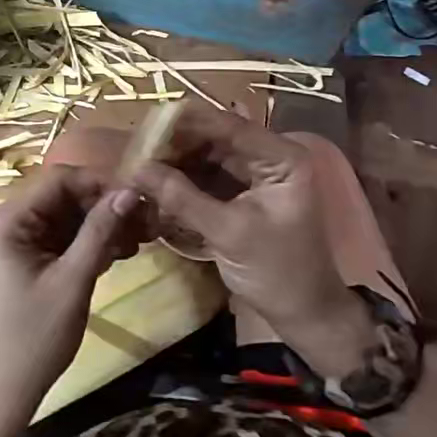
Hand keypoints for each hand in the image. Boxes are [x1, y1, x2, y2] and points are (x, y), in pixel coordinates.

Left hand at [0, 166, 143, 416]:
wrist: (3, 387)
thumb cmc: (35, 335)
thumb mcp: (73, 280)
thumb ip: (100, 232)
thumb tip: (130, 192)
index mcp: (8, 219)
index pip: (59, 180)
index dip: (100, 183)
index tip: (139, 197)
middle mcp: (8, 221)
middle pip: (64, 197)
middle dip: (105, 206)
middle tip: (148, 222)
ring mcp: (16, 241)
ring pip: (66, 217)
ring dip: (101, 225)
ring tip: (141, 238)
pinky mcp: (27, 259)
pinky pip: (61, 238)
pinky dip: (88, 243)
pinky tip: (119, 253)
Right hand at [126, 108, 372, 368]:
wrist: (304, 314)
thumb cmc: (277, 271)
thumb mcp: (228, 233)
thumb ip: (182, 197)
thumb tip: (135, 169)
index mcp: (281, 157)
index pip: (228, 126)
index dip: (186, 122)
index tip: (145, 123)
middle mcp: (266, 156)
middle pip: (212, 136)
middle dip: (173, 142)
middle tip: (133, 147)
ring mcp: (250, 173)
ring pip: (202, 154)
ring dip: (171, 159)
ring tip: (135, 162)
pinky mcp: (235, 191)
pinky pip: (201, 174)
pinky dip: (177, 177)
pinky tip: (150, 179)